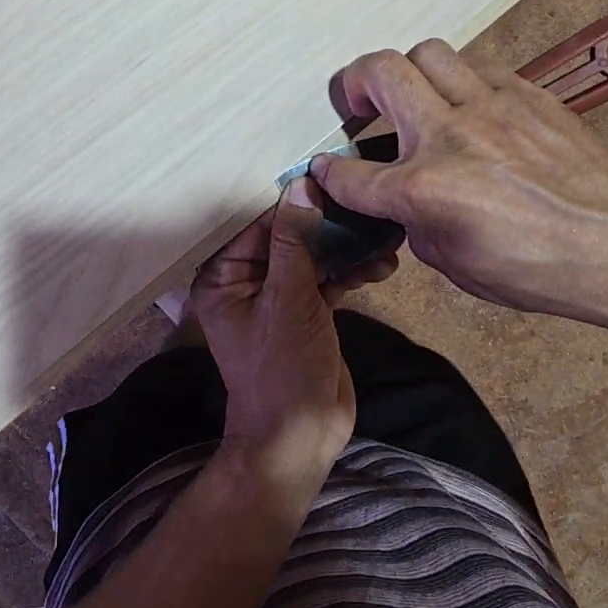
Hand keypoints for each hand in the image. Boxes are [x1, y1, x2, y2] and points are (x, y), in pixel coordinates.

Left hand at [186, 178, 380, 485]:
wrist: (302, 437)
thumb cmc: (282, 367)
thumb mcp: (289, 299)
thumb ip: (295, 241)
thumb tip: (301, 187)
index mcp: (223, 276)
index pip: (254, 223)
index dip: (288, 198)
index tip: (323, 169)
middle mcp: (246, 280)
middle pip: (287, 235)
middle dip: (325, 222)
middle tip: (361, 196)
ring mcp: (279, 295)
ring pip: (312, 256)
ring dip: (346, 247)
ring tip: (383, 233)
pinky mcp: (307, 310)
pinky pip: (328, 278)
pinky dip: (352, 271)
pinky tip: (383, 264)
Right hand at [311, 38, 607, 326]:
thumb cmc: (541, 270)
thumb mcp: (456, 264)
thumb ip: (416, 222)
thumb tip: (402, 201)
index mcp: (425, 188)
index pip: (351, 172)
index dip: (328, 173)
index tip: (325, 169)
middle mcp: (450, 134)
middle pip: (379, 72)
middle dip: (354, 83)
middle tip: (358, 104)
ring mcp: (491, 104)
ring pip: (429, 53)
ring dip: (410, 73)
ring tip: (417, 100)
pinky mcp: (528, 93)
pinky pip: (478, 69)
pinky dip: (461, 84)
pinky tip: (473, 112)